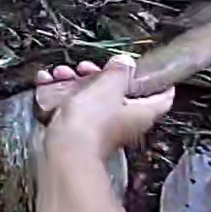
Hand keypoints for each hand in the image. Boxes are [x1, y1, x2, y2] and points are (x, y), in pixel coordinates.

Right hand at [35, 54, 172, 164]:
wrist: (65, 149)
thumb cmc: (93, 120)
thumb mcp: (109, 86)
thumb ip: (120, 71)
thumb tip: (125, 62)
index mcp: (141, 112)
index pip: (163, 97)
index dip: (160, 82)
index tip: (150, 69)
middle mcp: (124, 121)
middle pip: (119, 92)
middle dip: (100, 75)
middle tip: (87, 67)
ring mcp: (100, 126)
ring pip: (92, 97)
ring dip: (76, 81)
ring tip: (62, 73)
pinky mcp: (78, 129)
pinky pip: (72, 106)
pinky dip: (61, 92)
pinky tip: (47, 81)